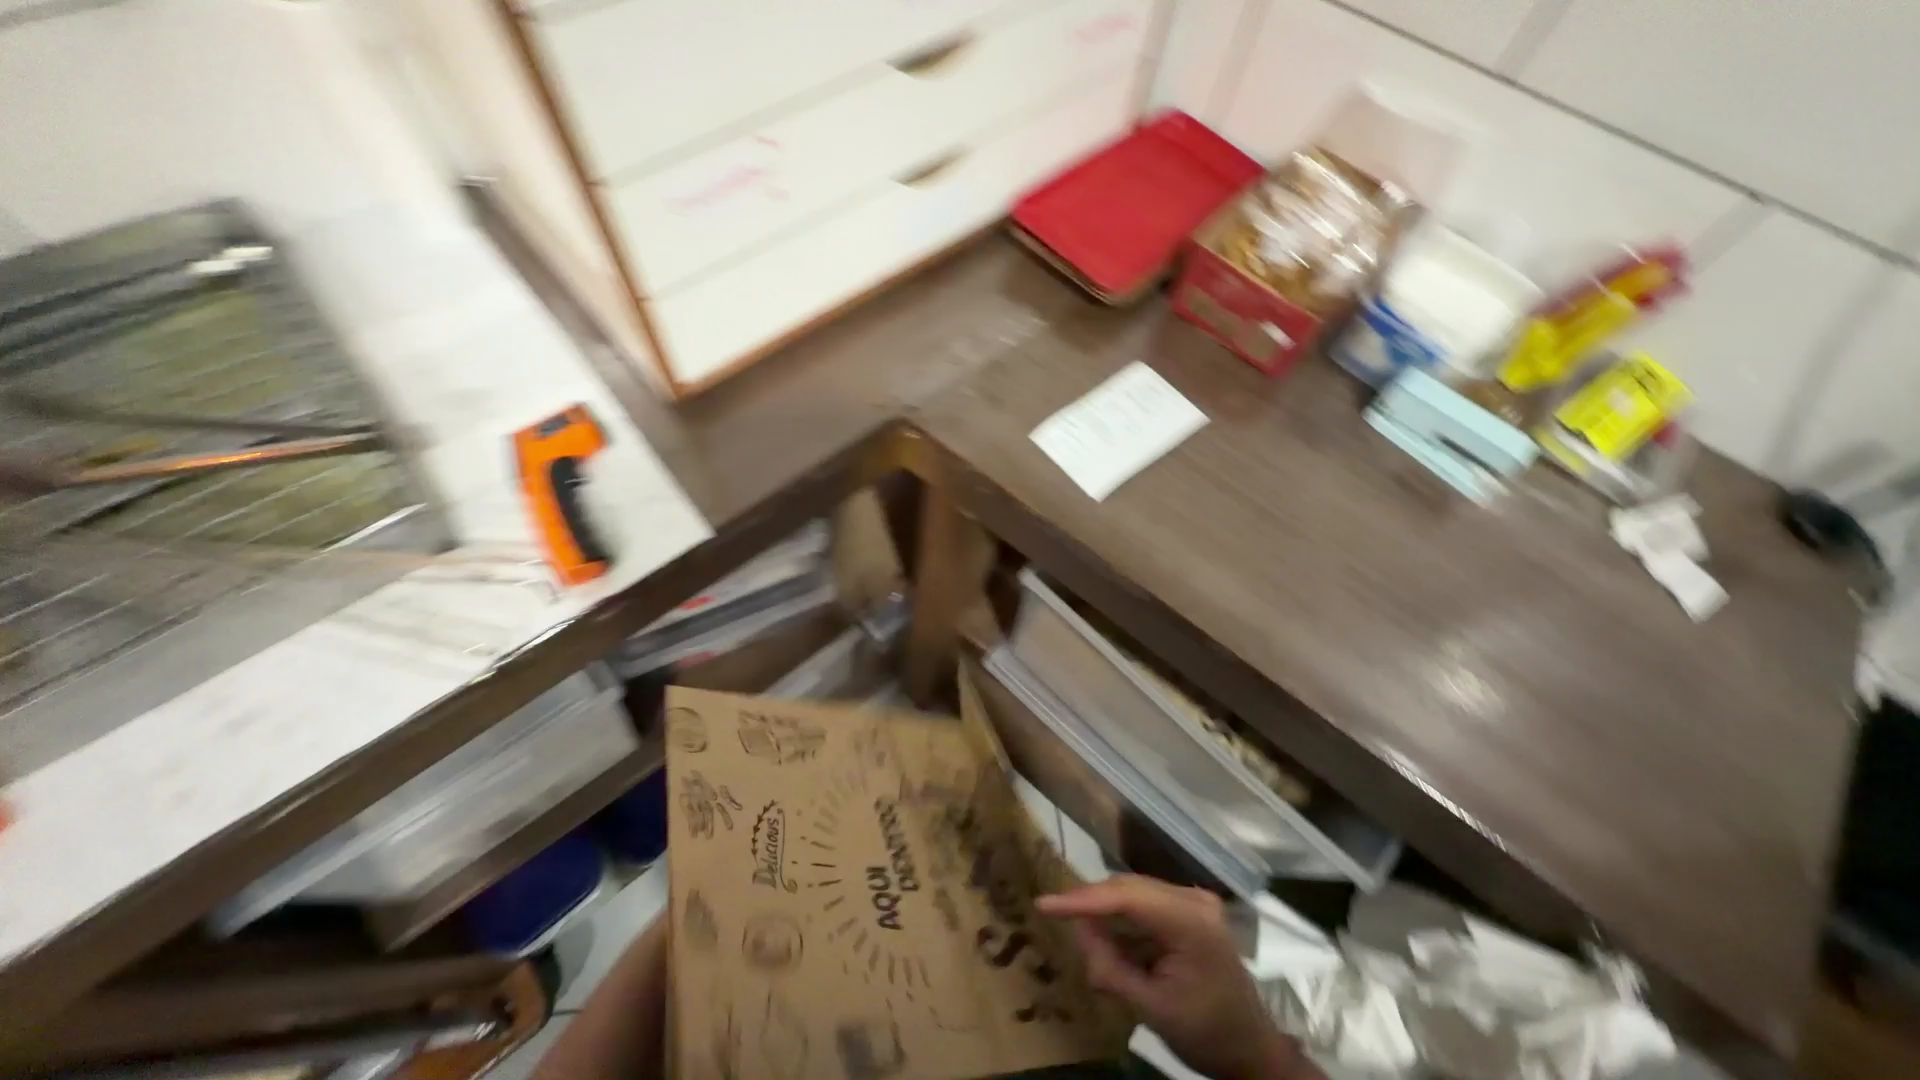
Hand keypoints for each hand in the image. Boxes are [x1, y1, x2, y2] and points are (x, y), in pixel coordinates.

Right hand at [1037, 875, 1315, 1079]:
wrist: (1250, 1048)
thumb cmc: (1205, 1031)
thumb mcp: (1151, 1007)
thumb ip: (1111, 967)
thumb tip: (1077, 930)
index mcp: (1191, 921)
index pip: (1126, 897)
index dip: (1082, 899)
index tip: (1044, 904)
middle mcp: (1194, 900)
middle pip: (1128, 888)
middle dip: (1090, 903)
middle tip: (1053, 914)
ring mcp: (1195, 903)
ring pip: (1134, 894)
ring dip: (1106, 914)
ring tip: (1082, 937)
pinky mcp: (1191, 912)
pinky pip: (1145, 905)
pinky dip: (1122, 922)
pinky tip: (1110, 943)